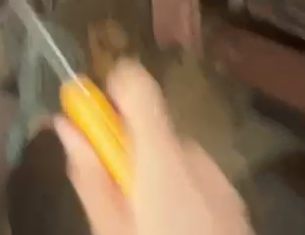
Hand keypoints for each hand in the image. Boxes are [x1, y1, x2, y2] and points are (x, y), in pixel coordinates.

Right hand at [57, 61, 252, 234]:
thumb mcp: (112, 234)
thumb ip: (89, 176)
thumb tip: (64, 125)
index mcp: (162, 160)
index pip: (137, 84)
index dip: (112, 90)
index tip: (94, 122)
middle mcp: (197, 159)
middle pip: (154, 126)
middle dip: (130, 150)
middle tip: (116, 200)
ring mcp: (224, 186)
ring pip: (176, 157)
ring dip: (156, 175)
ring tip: (147, 225)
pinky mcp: (240, 210)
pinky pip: (199, 182)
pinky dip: (182, 196)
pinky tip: (177, 234)